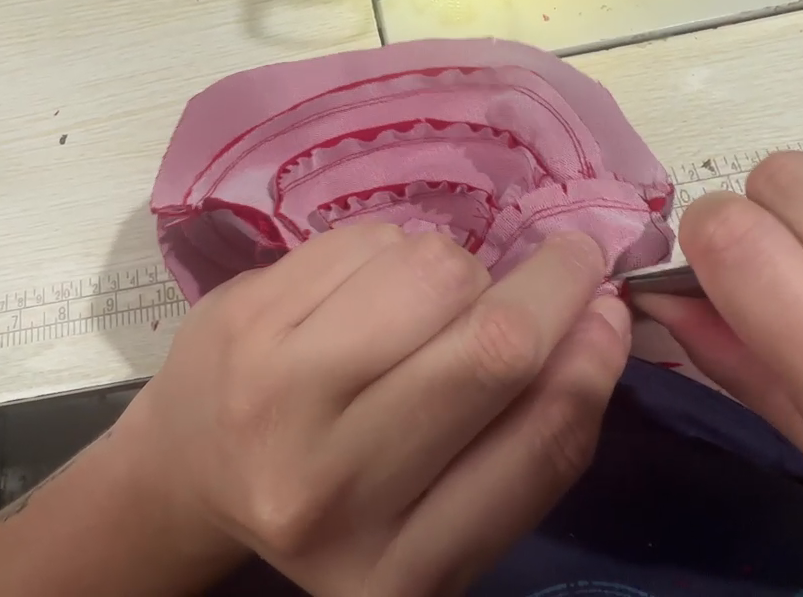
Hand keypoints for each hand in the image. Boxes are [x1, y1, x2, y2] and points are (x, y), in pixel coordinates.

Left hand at [112, 224, 631, 595]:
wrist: (190, 465)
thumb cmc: (327, 492)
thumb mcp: (430, 517)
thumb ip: (517, 439)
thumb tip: (597, 319)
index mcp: (397, 570)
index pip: (532, 453)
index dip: (591, 366)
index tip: (612, 309)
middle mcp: (332, 487)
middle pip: (488, 347)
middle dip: (550, 284)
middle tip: (570, 258)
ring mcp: (276, 389)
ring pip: (431, 272)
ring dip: (463, 268)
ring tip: (439, 297)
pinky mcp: (245, 312)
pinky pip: (369, 238)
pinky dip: (399, 247)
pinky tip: (376, 284)